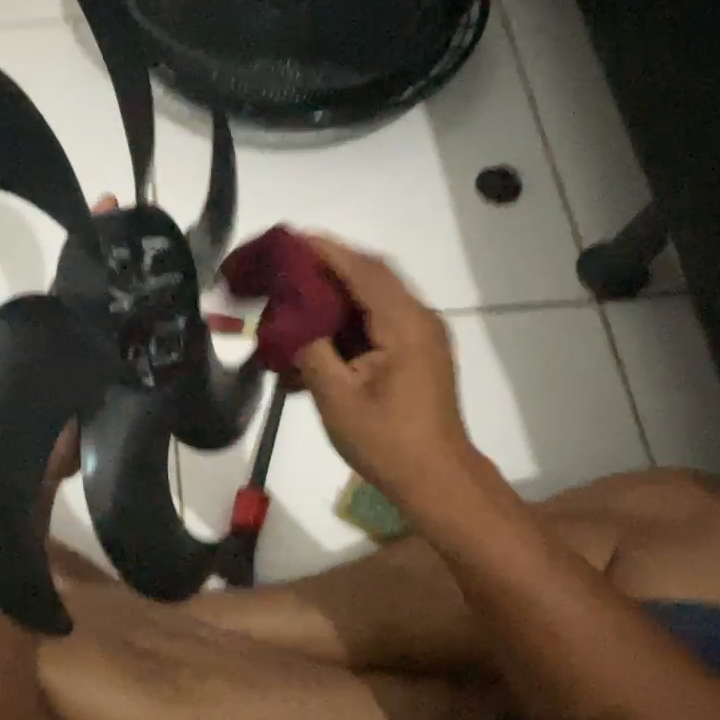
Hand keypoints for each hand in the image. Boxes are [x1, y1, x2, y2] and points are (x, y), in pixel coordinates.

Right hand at [294, 236, 475, 510]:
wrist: (435, 480)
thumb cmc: (386, 441)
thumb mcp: (336, 396)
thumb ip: (309, 348)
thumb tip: (288, 321)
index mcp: (404, 324)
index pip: (363, 269)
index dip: (325, 250)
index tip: (288, 240)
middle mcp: (419, 320)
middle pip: (370, 276)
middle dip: (327, 268)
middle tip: (284, 268)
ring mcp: (420, 337)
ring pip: (372, 299)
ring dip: (334, 297)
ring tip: (293, 301)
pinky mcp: (415, 355)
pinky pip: (377, 324)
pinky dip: (345, 324)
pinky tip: (315, 341)